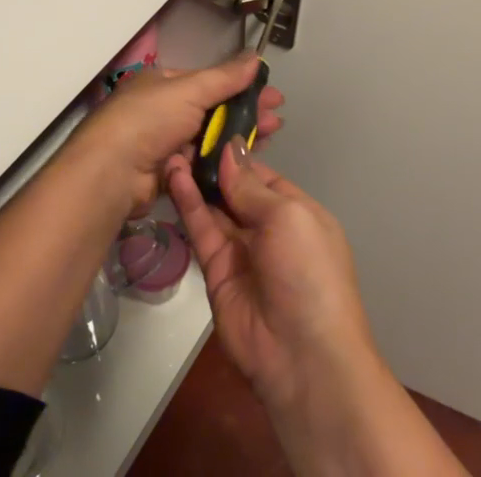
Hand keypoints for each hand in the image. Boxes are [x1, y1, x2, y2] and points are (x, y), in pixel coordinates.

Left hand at [66, 53, 284, 215]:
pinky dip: (223, 160)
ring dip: (239, 136)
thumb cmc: (148, 120)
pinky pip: (202, 163)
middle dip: (246, 112)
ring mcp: (164, 143)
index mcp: (162, 84)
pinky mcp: (168, 172)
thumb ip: (224, 77)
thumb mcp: (189, 90)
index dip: (241, 86)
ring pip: (210, 138)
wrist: (113, 172)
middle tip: (277, 118)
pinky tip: (247, 160)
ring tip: (271, 136)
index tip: (271, 94)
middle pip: (212, 110)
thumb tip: (255, 56)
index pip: (208, 82)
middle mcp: (162, 110)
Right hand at [165, 141, 375, 408]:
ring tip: (171, 147)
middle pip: (236, 190)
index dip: (237, 154)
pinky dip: (187, 203)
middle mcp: (270, 230)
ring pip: (214, 207)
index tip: (208, 125)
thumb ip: (251, 186)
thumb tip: (230, 149)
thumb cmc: (309, 273)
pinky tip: (173, 176)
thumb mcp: (289, 218)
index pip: (263, 175)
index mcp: (299, 213)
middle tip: (181, 132)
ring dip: (196, 179)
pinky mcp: (215, 271)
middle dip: (212, 164)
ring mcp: (241, 251)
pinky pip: (201, 230)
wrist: (302, 355)